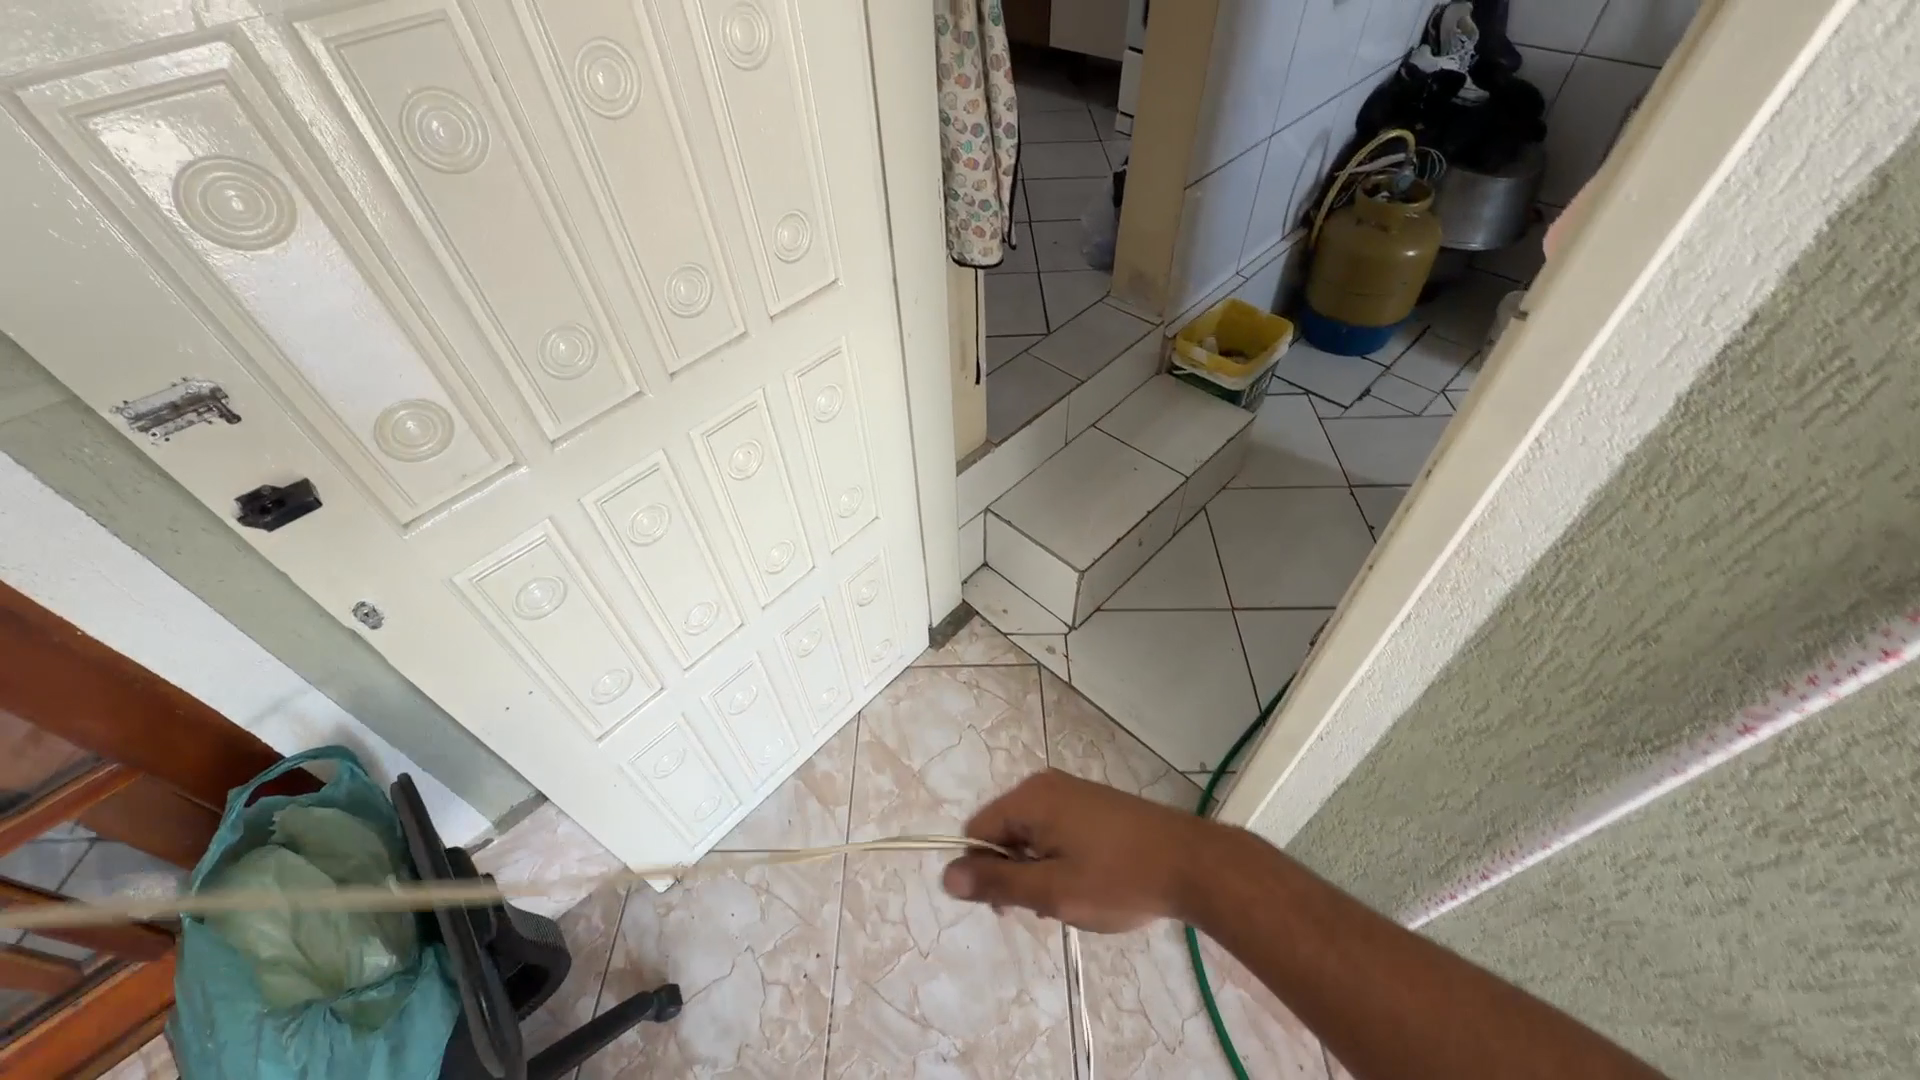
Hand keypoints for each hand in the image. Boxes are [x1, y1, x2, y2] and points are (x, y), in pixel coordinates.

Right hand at [941, 768, 1219, 931]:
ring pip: (1032, 836)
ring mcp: (1074, 792)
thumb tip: (946, 875)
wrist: (1193, 864)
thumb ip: (997, 883)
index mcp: (1030, 798)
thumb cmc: (1118, 879)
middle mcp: (1046, 786)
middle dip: (1015, 873)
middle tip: (1048, 907)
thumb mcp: (1053, 891)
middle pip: (1004, 832)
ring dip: (1040, 871)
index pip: (976, 832)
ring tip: (1075, 900)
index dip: (983, 872)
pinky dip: (1062, 860)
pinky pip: (1058, 831)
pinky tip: (1090, 884)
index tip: (1011, 907)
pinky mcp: (1095, 804)